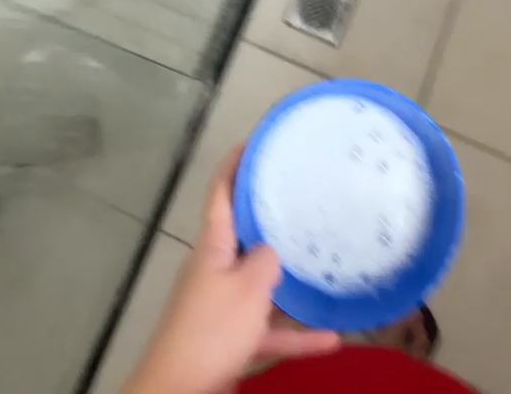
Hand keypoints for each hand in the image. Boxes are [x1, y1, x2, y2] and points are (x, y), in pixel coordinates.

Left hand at [125, 148, 340, 393]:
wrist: (180, 389)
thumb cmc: (212, 328)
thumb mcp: (248, 288)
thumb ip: (266, 261)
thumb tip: (272, 252)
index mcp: (213, 244)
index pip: (222, 190)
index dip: (236, 162)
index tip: (257, 141)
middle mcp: (215, 266)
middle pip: (242, 231)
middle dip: (269, 214)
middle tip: (300, 196)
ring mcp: (221, 302)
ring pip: (258, 280)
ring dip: (287, 276)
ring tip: (321, 261)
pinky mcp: (229, 337)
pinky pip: (267, 329)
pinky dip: (294, 333)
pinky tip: (331, 337)